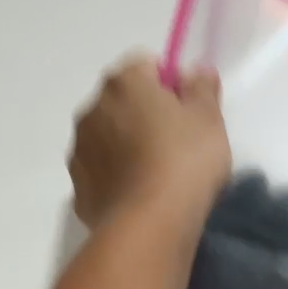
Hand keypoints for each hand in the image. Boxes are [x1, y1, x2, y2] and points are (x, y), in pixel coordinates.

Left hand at [69, 56, 230, 228]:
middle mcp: (92, 108)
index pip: (146, 64)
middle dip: (145, 113)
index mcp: (123, 83)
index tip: (189, 109)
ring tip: (158, 173)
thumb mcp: (209, 118)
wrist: (150, 224)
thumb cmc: (185, 160)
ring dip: (126, 144)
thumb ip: (202, 87)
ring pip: (107, 136)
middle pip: (123, 100)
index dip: (170, 83)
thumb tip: (195, 70)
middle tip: (178, 142)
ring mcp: (80, 150)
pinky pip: (101, 171)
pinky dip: (117, 176)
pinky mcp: (77, 187)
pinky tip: (140, 195)